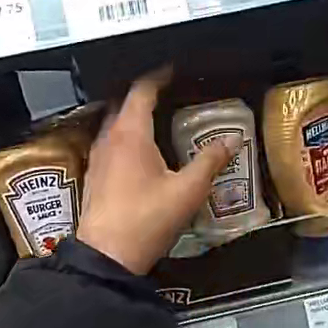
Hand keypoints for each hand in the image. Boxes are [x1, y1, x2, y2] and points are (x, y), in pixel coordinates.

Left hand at [77, 70, 232, 275]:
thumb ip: (211, 161)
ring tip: (156, 119)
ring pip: (114, 124)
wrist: (107, 255)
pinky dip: (125, 137)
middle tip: (169, 93)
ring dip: (133, 116)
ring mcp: (98, 158)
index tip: (173, 71)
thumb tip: (233, 140)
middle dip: (145, 94)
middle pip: (125, 103)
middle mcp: (109, 139)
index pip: (142, 90)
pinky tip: (139, 153)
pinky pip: (109, 144)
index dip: (158, 76)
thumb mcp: (188, 190)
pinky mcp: (94, 176)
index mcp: (131, 133)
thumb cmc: (147, 219)